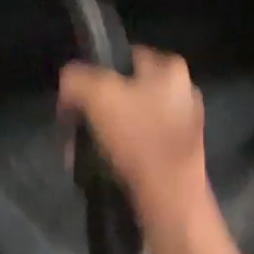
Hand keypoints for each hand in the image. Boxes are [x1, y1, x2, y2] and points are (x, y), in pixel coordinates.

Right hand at [59, 47, 211, 226]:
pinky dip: (120, 154)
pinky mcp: (180, 155)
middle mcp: (184, 90)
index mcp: (171, 67)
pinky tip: (102, 168)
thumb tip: (69, 84)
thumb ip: (75, 78)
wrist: (170, 196)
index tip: (77, 95)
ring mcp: (185, 124)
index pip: (124, 56)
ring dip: (105, 134)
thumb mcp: (95, 94)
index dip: (95, 72)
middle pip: (125, 91)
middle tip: (75, 127)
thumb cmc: (136, 135)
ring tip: (82, 153)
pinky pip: (141, 146)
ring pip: (131, 121)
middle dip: (97, 109)